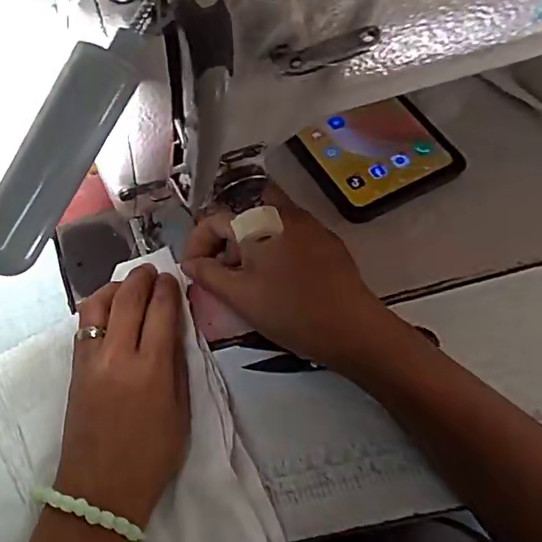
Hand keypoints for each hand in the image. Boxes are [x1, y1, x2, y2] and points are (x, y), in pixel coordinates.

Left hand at [55, 265, 189, 529]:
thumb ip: (177, 367)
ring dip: (114, 288)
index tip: (173, 279)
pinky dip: (98, 309)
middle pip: (127, 299)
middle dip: (141, 279)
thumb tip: (173, 331)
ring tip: (127, 287)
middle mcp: (117, 356)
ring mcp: (90, 360)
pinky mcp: (74, 369)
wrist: (100, 489)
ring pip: (97, 305)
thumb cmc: (151, 458)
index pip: (160, 311)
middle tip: (151, 272)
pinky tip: (109, 312)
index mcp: (151, 369)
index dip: (168, 289)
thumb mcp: (180, 414)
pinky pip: (84, 325)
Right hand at [182, 186, 408, 373]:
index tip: (193, 270)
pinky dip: (272, 248)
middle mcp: (283, 213)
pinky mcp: (327, 240)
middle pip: (240, 214)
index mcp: (257, 222)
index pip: (212, 220)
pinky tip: (277, 280)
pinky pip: (289, 234)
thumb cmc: (289, 312)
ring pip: (265, 223)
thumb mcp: (239, 297)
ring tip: (246, 278)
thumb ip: (207, 274)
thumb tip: (191, 262)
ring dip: (247, 243)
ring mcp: (309, 224)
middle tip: (219, 272)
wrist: (351, 327)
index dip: (196, 244)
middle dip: (223, 240)